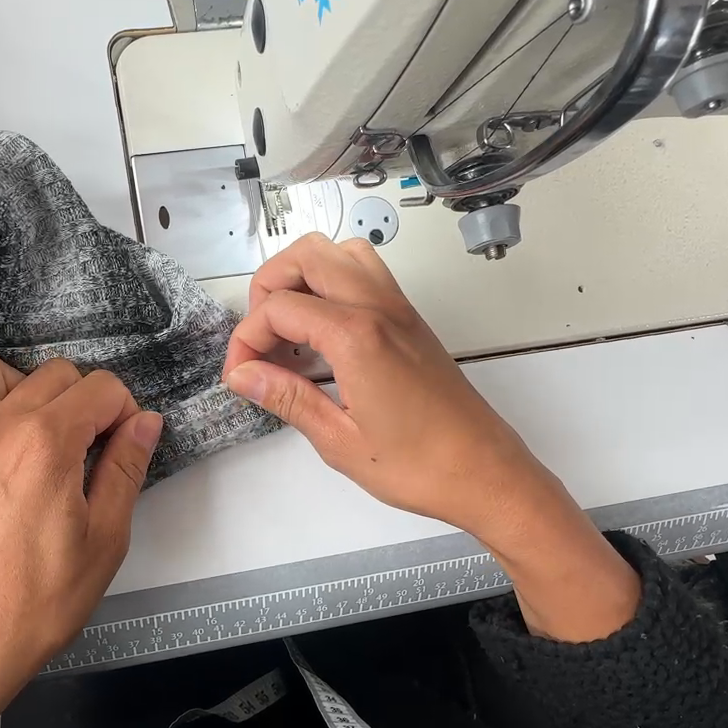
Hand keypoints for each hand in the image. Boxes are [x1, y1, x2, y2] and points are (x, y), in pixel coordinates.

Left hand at [0, 355, 162, 727]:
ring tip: (47, 442)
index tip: (124, 449)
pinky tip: (8, 447)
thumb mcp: (105, 538)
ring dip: (36, 392)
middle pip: (58, 374)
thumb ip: (125, 467)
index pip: (101, 388)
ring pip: (6, 373)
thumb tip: (145, 422)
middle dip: (87, 401)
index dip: (125, 413)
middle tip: (93, 452)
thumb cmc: (39, 601)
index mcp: (46, 443)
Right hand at [220, 233, 541, 534]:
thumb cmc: (422, 465)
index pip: (278, 308)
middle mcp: (379, 308)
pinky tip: (323, 334)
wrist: (485, 474)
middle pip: (305, 256)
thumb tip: (244, 375)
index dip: (246, 339)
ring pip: (339, 253)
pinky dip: (333, 284)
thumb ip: (286, 397)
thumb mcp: (339, 440)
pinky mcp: (410, 320)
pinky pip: (365, 273)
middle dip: (267, 289)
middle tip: (260, 340)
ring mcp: (398, 309)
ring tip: (288, 329)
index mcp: (357, 336)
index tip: (241, 374)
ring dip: (303, 277)